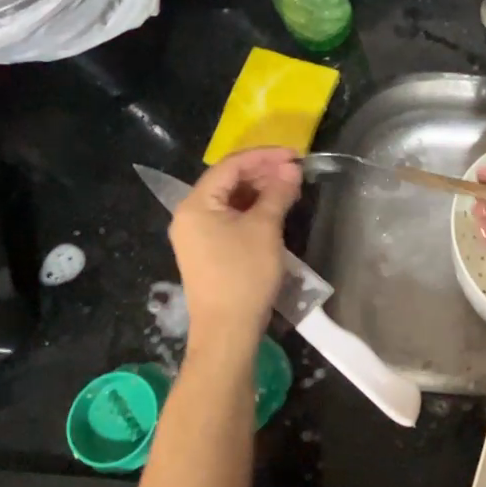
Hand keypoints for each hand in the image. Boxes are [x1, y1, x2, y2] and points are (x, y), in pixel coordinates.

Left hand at [167, 148, 301, 356]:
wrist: (227, 331)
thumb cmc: (244, 274)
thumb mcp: (265, 228)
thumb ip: (278, 192)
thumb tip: (291, 168)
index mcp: (196, 204)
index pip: (231, 166)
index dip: (265, 156)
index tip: (296, 156)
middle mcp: (189, 215)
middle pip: (227, 180)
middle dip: (262, 172)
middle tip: (296, 171)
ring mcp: (196, 234)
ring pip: (229, 199)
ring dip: (259, 190)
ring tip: (290, 188)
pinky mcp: (207, 250)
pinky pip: (229, 217)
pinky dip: (252, 209)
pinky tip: (274, 210)